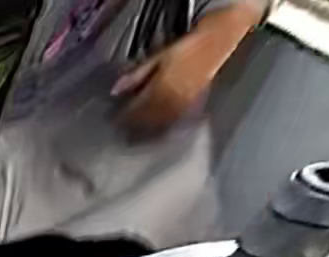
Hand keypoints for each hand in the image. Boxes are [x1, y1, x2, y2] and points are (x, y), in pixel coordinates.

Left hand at [111, 3, 258, 135]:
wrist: (215, 46)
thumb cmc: (183, 51)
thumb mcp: (156, 59)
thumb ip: (135, 77)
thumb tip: (114, 91)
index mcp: (157, 91)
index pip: (131, 113)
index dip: (119, 119)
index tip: (112, 122)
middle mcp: (167, 103)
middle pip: (140, 125)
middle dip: (128, 129)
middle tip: (120, 133)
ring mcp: (179, 109)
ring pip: (154, 130)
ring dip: (141, 135)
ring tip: (132, 139)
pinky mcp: (189, 112)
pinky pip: (169, 128)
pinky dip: (158, 134)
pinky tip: (152, 136)